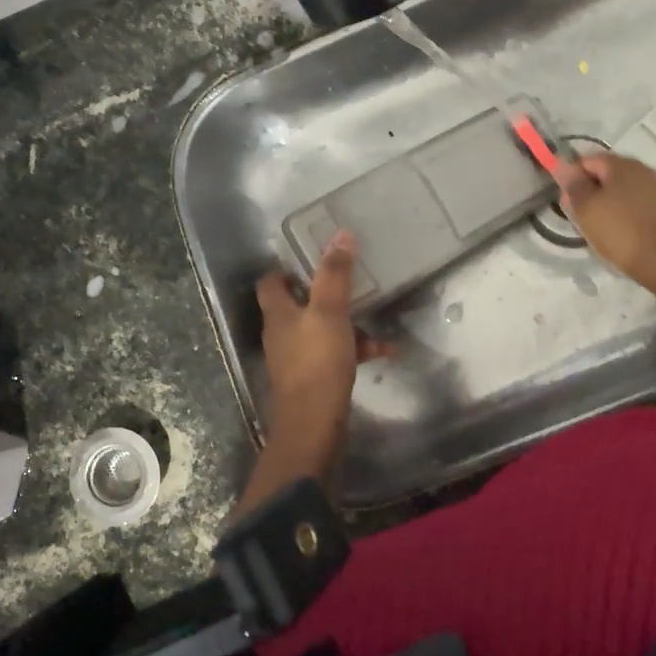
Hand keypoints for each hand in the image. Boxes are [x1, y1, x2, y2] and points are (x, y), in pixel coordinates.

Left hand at [256, 230, 389, 413]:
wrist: (315, 421)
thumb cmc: (317, 360)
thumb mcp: (330, 311)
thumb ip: (335, 274)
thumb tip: (340, 234)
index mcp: (279, 314)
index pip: (270, 283)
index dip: (286, 269)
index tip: (312, 257)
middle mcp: (282, 334)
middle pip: (298, 305)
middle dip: (324, 293)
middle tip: (349, 280)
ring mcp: (297, 358)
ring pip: (322, 330)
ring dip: (347, 322)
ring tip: (375, 317)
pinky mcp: (314, 378)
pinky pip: (336, 353)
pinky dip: (357, 349)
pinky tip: (385, 350)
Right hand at [552, 154, 655, 279]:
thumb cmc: (622, 232)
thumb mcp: (588, 208)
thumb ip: (574, 185)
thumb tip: (562, 166)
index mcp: (622, 164)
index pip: (587, 160)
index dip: (572, 179)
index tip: (567, 204)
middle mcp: (642, 169)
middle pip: (606, 175)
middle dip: (589, 193)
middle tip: (580, 220)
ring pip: (622, 191)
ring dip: (606, 206)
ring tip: (599, 231)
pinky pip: (636, 205)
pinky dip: (624, 215)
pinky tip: (620, 235)